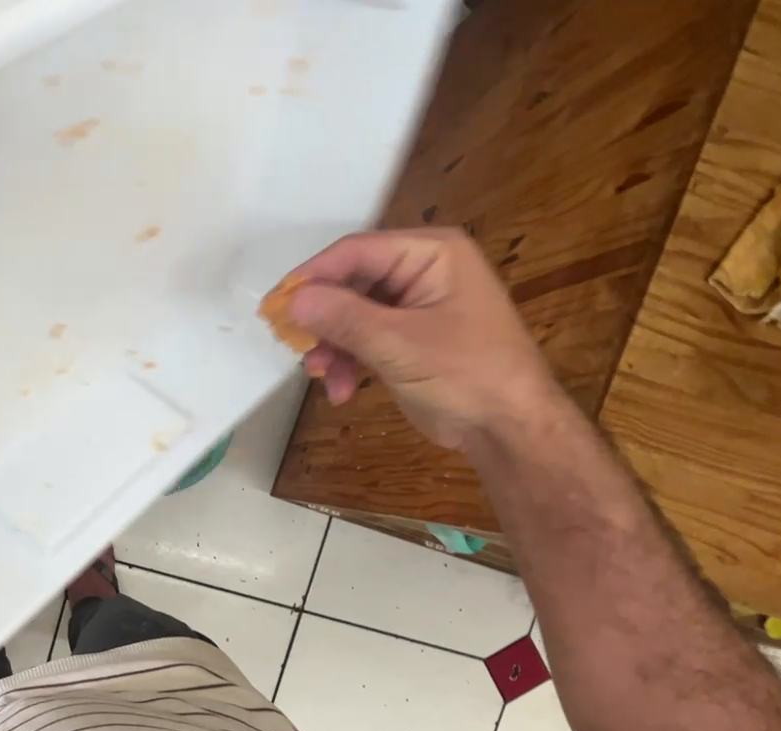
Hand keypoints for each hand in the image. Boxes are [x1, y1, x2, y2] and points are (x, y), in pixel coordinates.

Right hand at [285, 228, 565, 449]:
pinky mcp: (406, 339)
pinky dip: (347, 363)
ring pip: (350, 316)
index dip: (311, 277)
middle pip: (350, 284)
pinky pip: (362, 340)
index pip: (355, 252)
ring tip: (323, 377)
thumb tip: (292, 301)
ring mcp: (413, 306)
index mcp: (431, 253)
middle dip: (322, 320)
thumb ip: (343, 318)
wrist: (506, 427)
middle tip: (294, 346)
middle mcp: (421, 271)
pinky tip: (342, 391)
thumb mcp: (399, 344)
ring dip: (332, 348)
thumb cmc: (466, 374)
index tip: (274, 306)